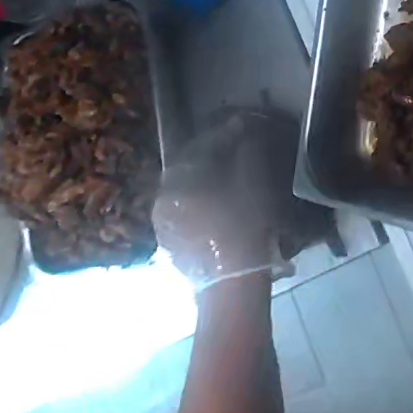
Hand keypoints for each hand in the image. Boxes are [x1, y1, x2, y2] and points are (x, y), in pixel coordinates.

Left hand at [152, 109, 296, 289]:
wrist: (233, 286)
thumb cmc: (243, 229)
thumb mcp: (251, 182)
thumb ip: (245, 150)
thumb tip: (243, 128)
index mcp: (176, 183)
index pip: (200, 147)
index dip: (225, 133)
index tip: (244, 125)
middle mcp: (162, 201)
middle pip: (192, 168)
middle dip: (217, 157)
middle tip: (240, 149)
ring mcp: (164, 226)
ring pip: (190, 191)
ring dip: (211, 180)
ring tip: (235, 177)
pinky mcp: (173, 245)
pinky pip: (190, 211)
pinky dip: (207, 202)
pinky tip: (227, 205)